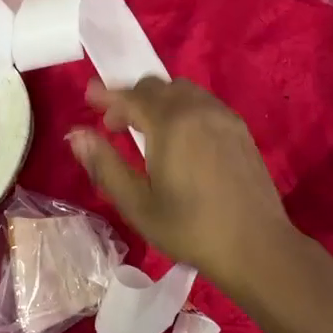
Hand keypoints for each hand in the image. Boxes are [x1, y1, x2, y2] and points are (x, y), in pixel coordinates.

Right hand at [69, 77, 300, 297]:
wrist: (255, 245)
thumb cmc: (191, 230)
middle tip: (116, 126)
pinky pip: (203, 102)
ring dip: (159, 101)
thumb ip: (105, 165)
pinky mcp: (239, 127)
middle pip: (156, 87)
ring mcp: (222, 115)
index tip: (88, 95)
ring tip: (148, 133)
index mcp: (170, 124)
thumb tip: (77, 135)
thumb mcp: (138, 205)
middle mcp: (196, 109)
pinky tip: (181, 139)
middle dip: (131, 99)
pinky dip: (183, 108)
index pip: (130, 96)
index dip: (106, 95)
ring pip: (182, 90)